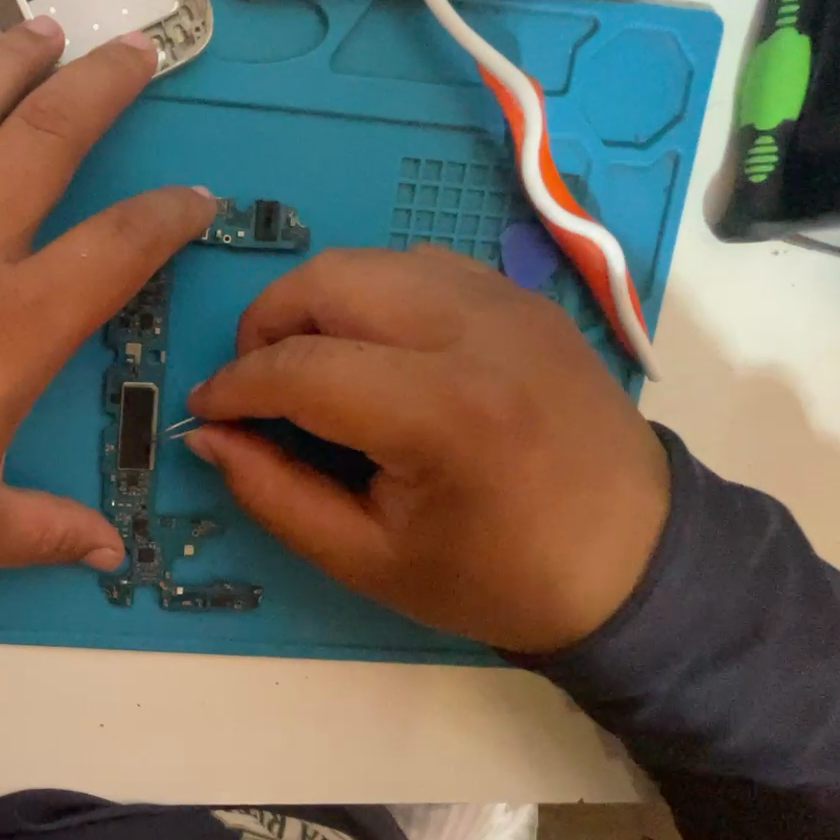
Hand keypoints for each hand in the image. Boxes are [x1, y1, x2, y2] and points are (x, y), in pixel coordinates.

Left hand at [0, 20, 213, 596]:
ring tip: (40, 30)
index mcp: (11, 333)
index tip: (195, 199)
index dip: (169, 218)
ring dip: (3, 67)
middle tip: (134, 51)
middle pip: (43, 146)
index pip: (116, 251)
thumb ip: (52, 530)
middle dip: (100, 91)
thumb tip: (109, 553)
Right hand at [184, 247, 671, 653]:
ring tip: (307, 369)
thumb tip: (209, 435)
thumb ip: (272, 493)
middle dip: (265, 325)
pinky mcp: (521, 296)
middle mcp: (477, 331)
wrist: (634, 562)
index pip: (300, 367)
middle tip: (255, 386)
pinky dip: (367, 298)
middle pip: (327, 280)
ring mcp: (507, 301)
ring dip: (313, 307)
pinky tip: (371, 354)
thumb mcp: (363, 559)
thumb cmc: (493, 577)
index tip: (204, 412)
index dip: (233, 387)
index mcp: (444, 412)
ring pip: (366, 261)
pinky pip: (413, 267)